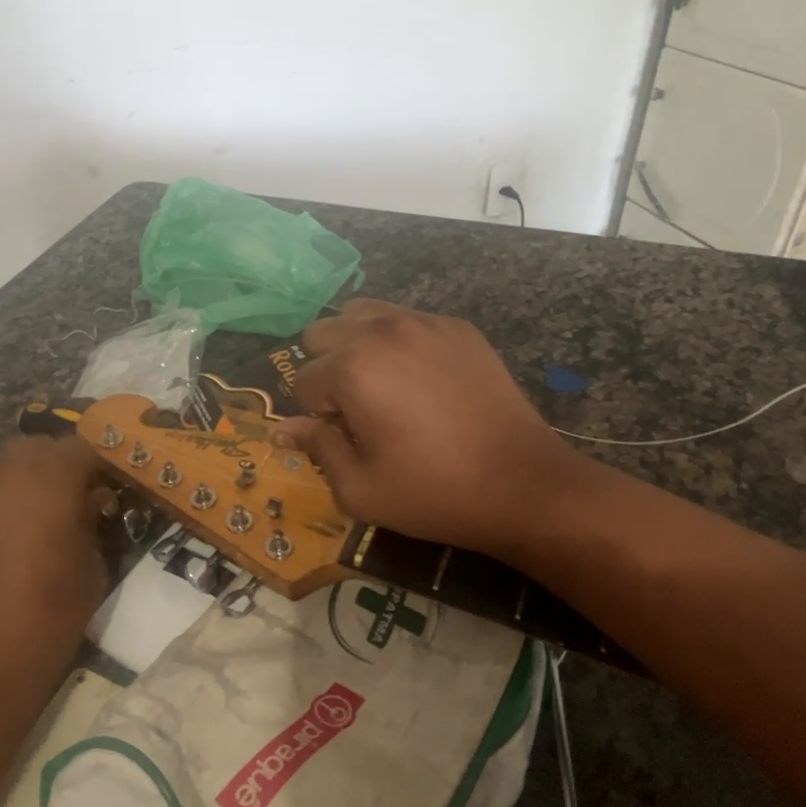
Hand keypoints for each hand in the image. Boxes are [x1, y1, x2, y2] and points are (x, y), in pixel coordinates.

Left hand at [0, 437, 111, 708]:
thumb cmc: (42, 625)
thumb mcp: (91, 574)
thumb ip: (92, 524)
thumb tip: (89, 504)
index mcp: (47, 479)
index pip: (83, 448)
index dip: (99, 465)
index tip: (108, 489)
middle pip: (35, 449)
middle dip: (55, 468)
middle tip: (70, 503)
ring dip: (17, 485)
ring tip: (28, 524)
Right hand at [272, 299, 584, 557]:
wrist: (524, 483)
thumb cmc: (434, 492)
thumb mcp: (361, 489)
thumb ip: (316, 448)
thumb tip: (281, 428)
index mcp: (352, 368)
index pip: (302, 380)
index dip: (316, 414)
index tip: (345, 438)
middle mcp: (381, 331)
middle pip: (321, 333)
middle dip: (328, 369)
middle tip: (358, 410)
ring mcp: (424, 322)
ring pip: (361, 314)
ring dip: (357, 346)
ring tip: (384, 387)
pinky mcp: (457, 327)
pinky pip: (406, 318)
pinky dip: (398, 342)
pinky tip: (423, 382)